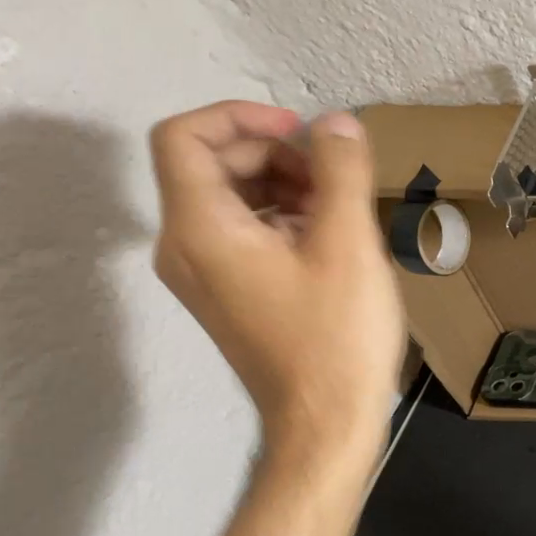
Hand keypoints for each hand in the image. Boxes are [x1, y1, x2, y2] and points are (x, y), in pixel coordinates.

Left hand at [150, 102, 403, 456]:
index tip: (305, 131)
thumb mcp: (350, 246)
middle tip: (339, 178)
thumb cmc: (337, 333)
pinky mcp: (230, 296)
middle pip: (211, 166)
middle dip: (276, 155)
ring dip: (286, 188)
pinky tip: (333, 244)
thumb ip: (342, 175)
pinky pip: (244, 235)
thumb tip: (338, 122)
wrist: (326, 418)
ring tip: (345, 212)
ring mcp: (204, 275)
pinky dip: (285, 220)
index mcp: (201, 229)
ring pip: (230, 201)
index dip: (242, 116)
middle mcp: (184, 247)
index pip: (186, 137)